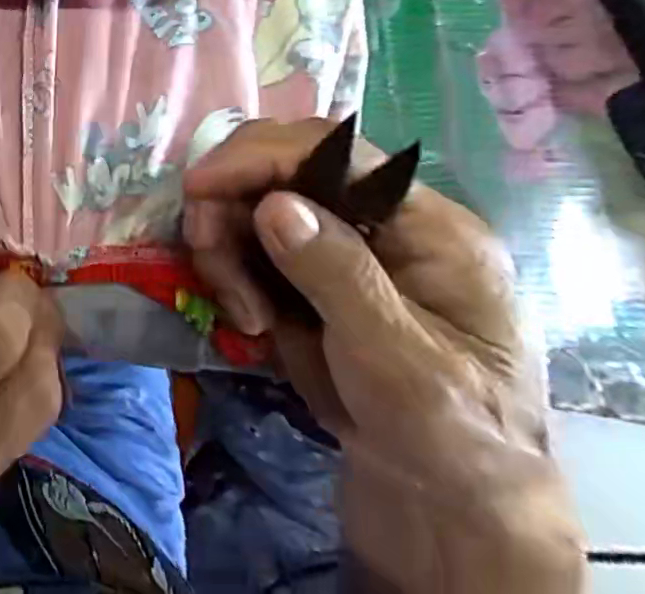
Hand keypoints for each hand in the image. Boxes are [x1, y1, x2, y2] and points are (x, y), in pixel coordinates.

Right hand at [183, 119, 586, 592]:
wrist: (438, 490)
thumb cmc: (445, 430)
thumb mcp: (399, 361)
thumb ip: (340, 278)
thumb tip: (275, 205)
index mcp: (427, 226)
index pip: (333, 153)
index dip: (259, 157)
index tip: (199, 187)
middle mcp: (378, 218)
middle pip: (278, 168)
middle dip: (228, 203)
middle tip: (205, 250)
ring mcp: (337, 242)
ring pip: (248, 204)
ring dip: (223, 247)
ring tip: (242, 311)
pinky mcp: (302, 268)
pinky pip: (241, 241)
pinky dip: (226, 270)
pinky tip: (247, 316)